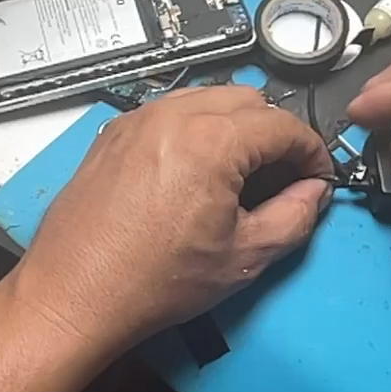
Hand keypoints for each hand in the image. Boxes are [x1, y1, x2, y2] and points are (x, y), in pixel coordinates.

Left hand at [10, 86, 332, 352]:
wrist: (74, 293)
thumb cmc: (150, 281)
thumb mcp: (243, 258)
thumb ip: (294, 217)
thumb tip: (314, 192)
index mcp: (211, 141)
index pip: (283, 125)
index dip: (312, 151)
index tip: (316, 176)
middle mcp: (173, 115)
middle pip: (249, 99)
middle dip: (275, 133)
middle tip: (282, 176)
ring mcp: (139, 118)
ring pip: (209, 97)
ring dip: (237, 125)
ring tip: (239, 172)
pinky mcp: (116, 131)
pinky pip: (172, 109)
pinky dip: (197, 126)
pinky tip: (196, 168)